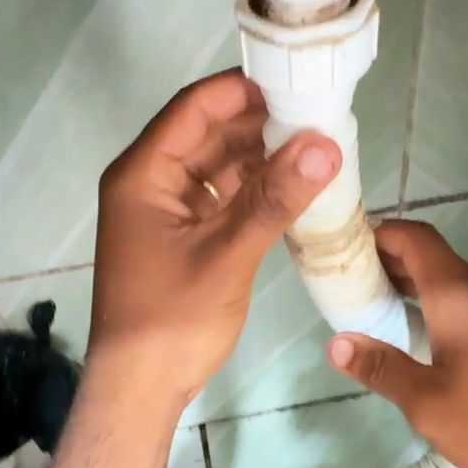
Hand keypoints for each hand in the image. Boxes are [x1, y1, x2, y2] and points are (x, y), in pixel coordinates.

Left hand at [89, 70, 340, 409]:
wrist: (141, 386)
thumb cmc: (172, 319)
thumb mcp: (226, 255)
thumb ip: (274, 200)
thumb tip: (325, 146)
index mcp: (143, 174)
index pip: (195, 108)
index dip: (244, 90)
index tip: (297, 80)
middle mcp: (150, 183)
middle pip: (208, 135)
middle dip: (260, 124)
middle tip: (317, 114)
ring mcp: (165, 213)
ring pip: (217, 168)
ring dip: (260, 159)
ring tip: (315, 147)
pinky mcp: (183, 239)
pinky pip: (221, 200)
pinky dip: (253, 193)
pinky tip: (292, 189)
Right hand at [325, 220, 467, 467]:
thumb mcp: (427, 402)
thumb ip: (382, 369)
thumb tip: (337, 343)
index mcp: (459, 298)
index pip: (417, 240)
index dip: (381, 234)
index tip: (347, 248)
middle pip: (434, 260)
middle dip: (391, 264)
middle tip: (352, 285)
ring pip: (455, 286)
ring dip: (416, 289)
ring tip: (379, 312)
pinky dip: (439, 311)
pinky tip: (425, 342)